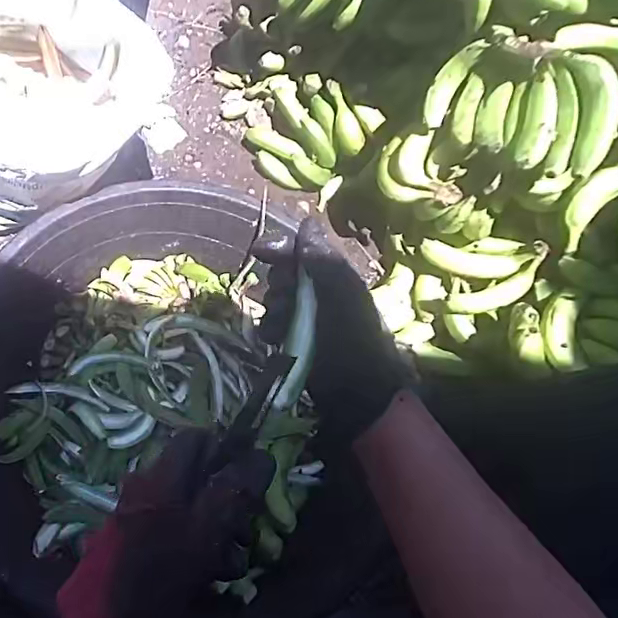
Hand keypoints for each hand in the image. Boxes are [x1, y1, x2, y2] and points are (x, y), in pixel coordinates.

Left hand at [56, 429, 271, 617]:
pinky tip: (210, 576)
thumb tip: (262, 456)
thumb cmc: (161, 570)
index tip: (249, 477)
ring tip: (230, 561)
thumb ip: (237, 487)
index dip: (226, 451)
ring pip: (190, 507)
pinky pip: (174, 532)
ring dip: (217, 529)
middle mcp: (146, 487)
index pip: (197, 439)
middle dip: (227, 500)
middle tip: (244, 530)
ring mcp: (138, 516)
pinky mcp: (135, 544)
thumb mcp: (209, 525)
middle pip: (197, 477)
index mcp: (162, 474)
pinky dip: (196, 547)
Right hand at [254, 217, 413, 452]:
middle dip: (279, 287)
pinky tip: (278, 342)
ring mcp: (305, 317)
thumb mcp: (342, 295)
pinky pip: (269, 326)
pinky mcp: (294, 340)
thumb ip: (323, 260)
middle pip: (282, 275)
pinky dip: (270, 331)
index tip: (259, 252)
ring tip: (284, 329)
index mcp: (334, 276)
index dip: (280, 249)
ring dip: (274, 312)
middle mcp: (318, 292)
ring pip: (272, 301)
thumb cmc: (355, 341)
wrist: (358, 395)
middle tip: (289, 304)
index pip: (300, 250)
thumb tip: (306, 222)